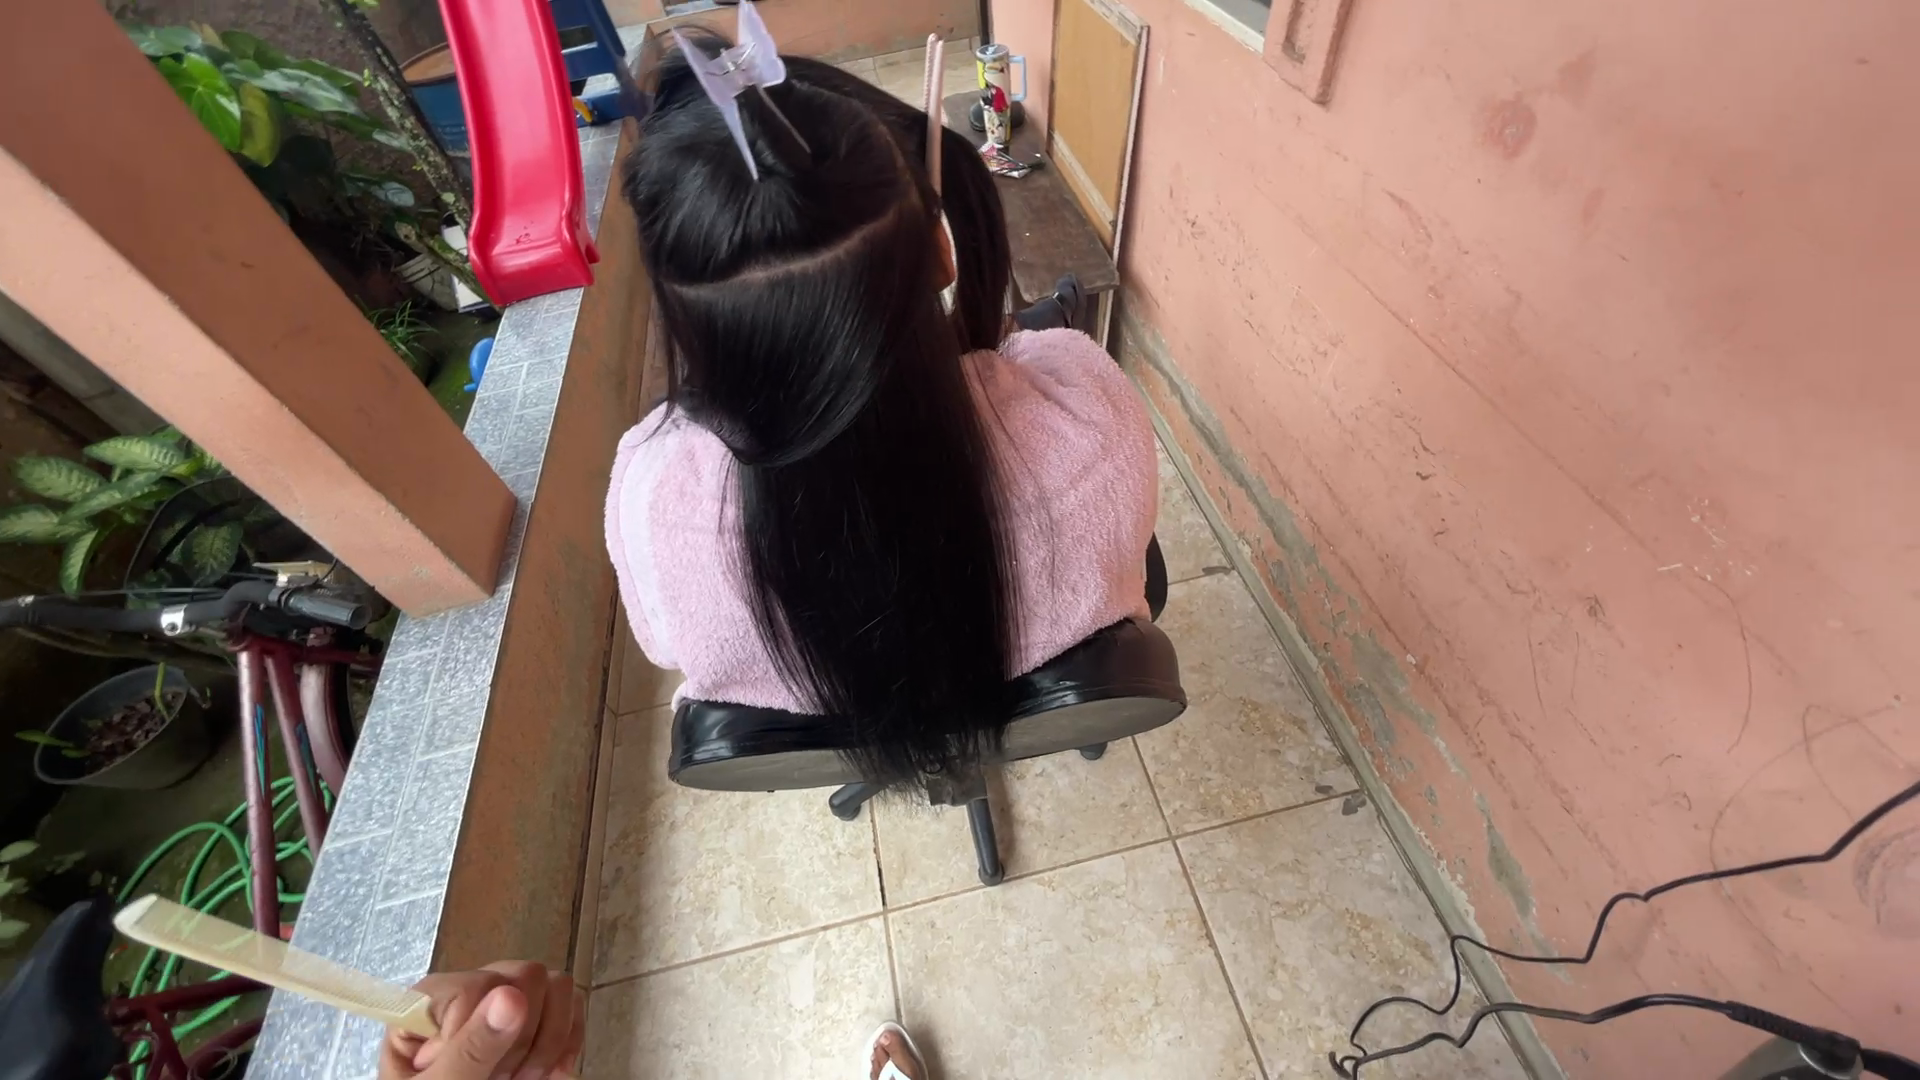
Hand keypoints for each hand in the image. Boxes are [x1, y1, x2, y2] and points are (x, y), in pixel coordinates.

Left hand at [378, 961, 584, 1079]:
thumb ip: (470, 1051)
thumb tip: (511, 996)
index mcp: (431, 1004)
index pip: (475, 986)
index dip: (476, 1035)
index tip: (460, 1077)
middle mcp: (475, 989)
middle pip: (526, 976)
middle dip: (521, 1039)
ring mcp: (512, 999)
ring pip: (558, 985)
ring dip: (549, 1042)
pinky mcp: (543, 1015)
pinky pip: (575, 1004)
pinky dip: (568, 1044)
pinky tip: (551, 1075)